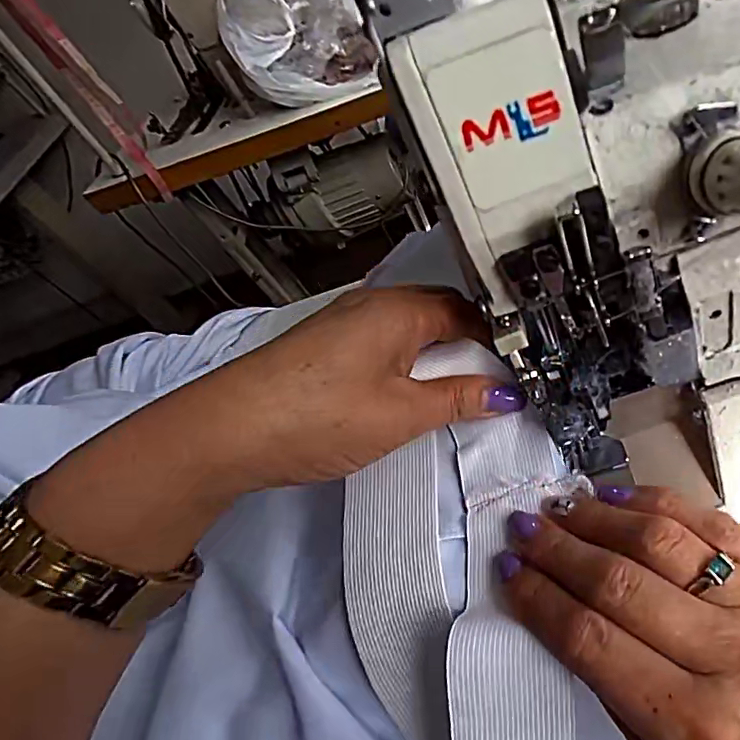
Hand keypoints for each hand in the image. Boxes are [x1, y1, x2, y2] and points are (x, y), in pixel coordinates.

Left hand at [171, 285, 520, 491]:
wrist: (226, 433)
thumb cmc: (311, 416)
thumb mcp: (406, 413)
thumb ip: (461, 400)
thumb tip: (503, 395)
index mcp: (398, 311)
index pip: (469, 312)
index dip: (497, 342)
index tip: (512, 372)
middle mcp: (371, 306)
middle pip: (442, 314)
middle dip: (472, 345)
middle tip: (489, 383)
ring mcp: (346, 323)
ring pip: (413, 329)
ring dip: (440, 355)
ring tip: (453, 393)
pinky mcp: (329, 346)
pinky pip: (387, 343)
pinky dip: (410, 363)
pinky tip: (409, 394)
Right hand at [496, 487, 739, 739]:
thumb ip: (623, 704)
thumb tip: (575, 634)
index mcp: (698, 721)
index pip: (594, 640)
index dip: (542, 600)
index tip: (515, 576)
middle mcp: (732, 655)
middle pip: (621, 582)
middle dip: (561, 550)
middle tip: (526, 530)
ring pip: (663, 540)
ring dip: (603, 517)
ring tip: (564, 507)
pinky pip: (713, 525)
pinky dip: (661, 504)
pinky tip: (626, 498)